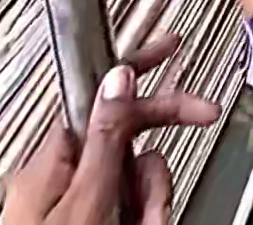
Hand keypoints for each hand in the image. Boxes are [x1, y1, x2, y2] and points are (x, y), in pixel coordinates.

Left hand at [3, 33, 221, 224]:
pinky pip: (132, 207)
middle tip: (202, 121)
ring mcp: (73, 209)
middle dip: (159, 151)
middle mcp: (59, 180)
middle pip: (128, 136)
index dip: (142, 68)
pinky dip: (145, 219)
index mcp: (50, 161)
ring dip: (152, 200)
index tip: (172, 46)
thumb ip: (106, 133)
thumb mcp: (85, 201)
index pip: (103, 95)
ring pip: (137, 177)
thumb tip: (119, 75)